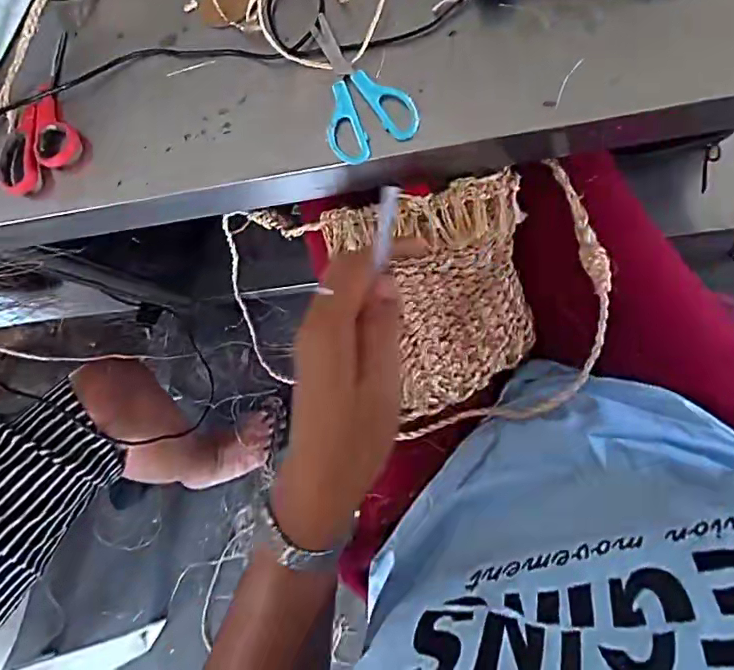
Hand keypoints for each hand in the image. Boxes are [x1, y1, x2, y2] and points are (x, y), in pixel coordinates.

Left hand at [271, 249, 403, 551]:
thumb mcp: (383, 383)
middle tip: (417, 268)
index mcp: (328, 328)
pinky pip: (337, 309)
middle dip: (378, 259)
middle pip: (342, 269)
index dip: (388, 248)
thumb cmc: (356, 441)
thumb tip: (385, 282)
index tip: (425, 250)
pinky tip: (381, 322)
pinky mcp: (312, 351)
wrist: (316, 485)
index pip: (355, 263)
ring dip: (370, 280)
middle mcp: (311, 323)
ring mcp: (308, 337)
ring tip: (403, 298)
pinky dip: (360, 300)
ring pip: (339, 287)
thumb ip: (383, 326)